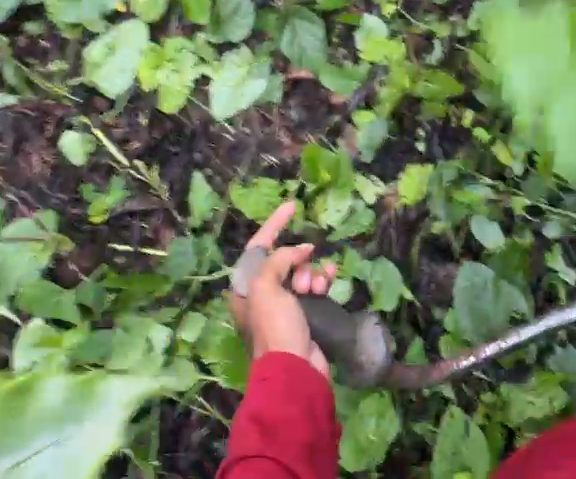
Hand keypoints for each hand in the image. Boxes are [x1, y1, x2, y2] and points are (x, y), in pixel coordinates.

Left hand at [229, 201, 337, 374]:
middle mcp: (263, 294)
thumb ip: (279, 259)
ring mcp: (286, 305)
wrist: (296, 370)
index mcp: (245, 289)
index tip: (292, 206)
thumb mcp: (266, 288)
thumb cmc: (275, 328)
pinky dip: (324, 279)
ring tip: (317, 286)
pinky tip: (330, 281)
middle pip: (285, 259)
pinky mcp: (307, 313)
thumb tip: (301, 251)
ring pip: (303, 271)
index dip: (274, 225)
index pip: (258, 247)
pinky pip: (317, 284)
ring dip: (313, 272)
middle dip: (299, 259)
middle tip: (303, 276)